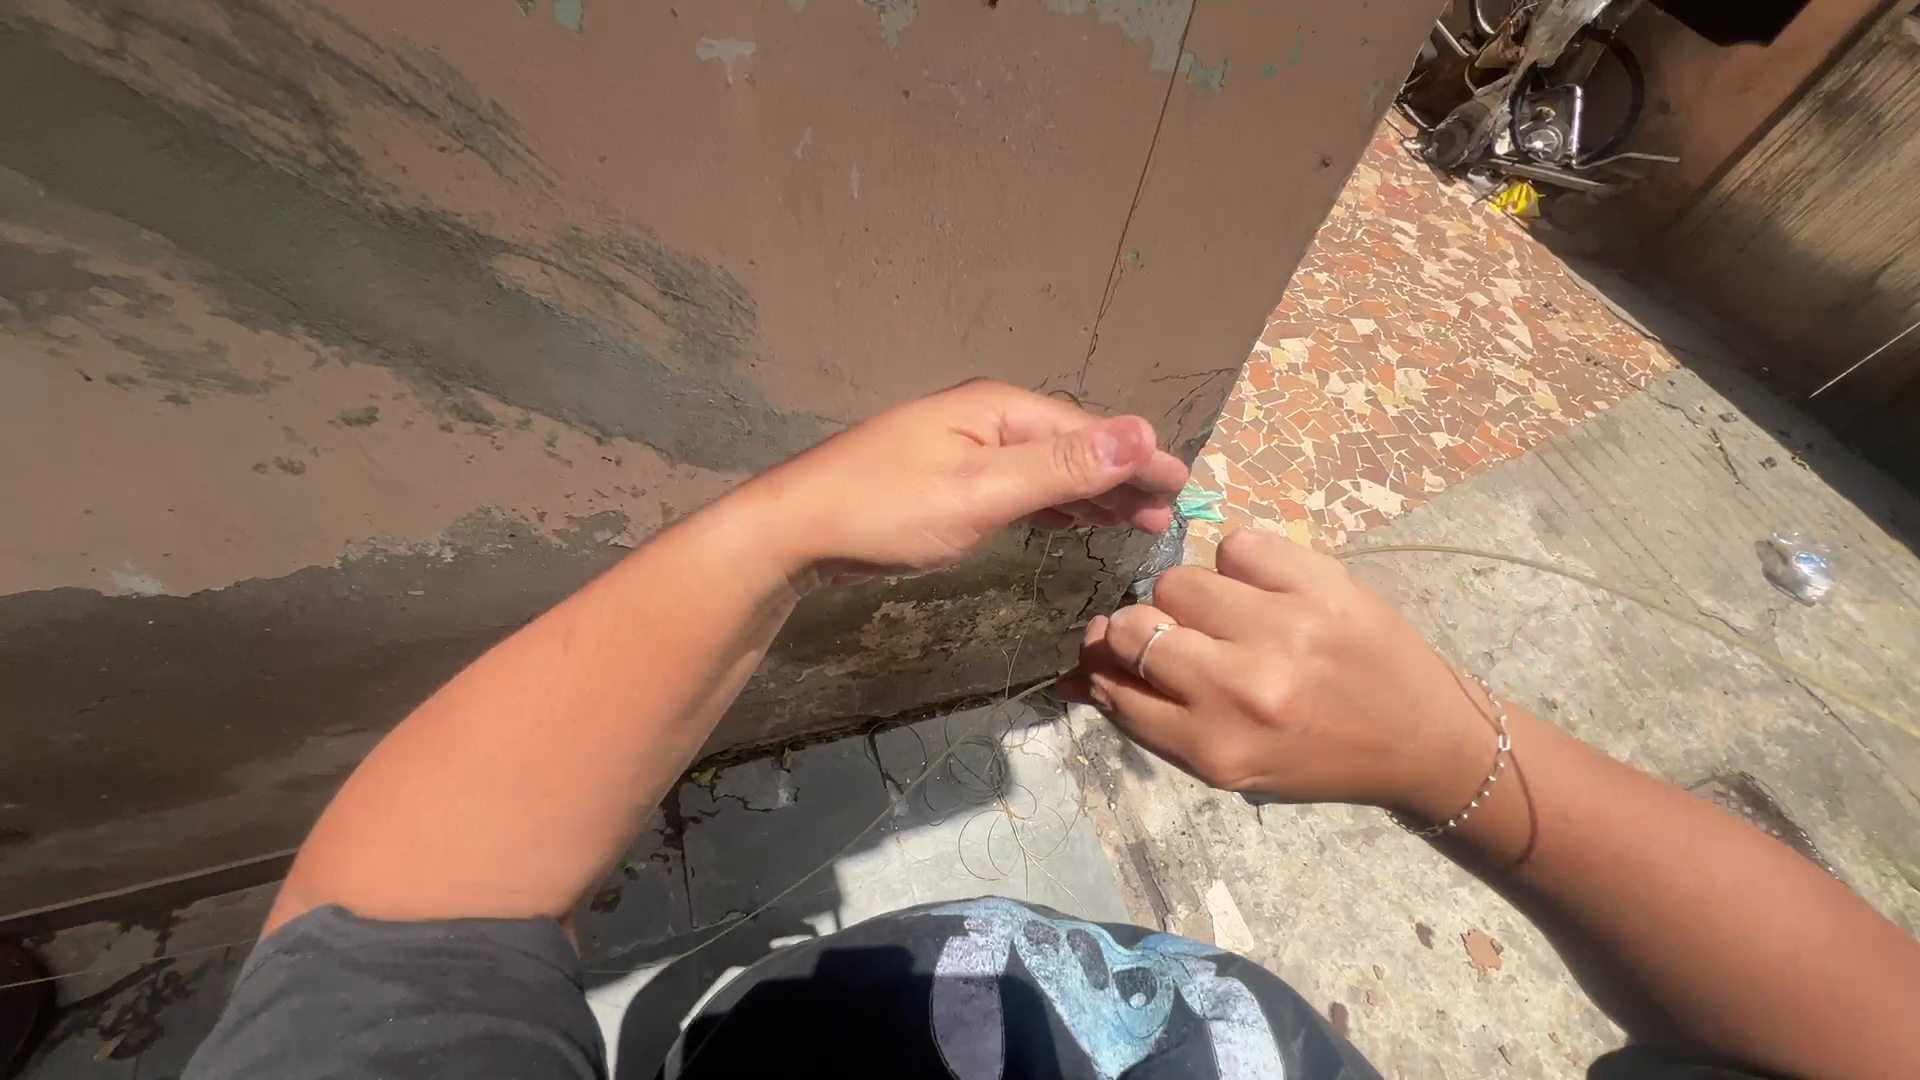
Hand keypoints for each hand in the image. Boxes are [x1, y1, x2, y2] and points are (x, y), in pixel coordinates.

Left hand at [749, 379, 1188, 578]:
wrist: (800, 529)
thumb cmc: (889, 510)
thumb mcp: (982, 491)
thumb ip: (1061, 466)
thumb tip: (1140, 432)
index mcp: (999, 410)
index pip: (1089, 432)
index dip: (1138, 458)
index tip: (1182, 485)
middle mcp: (986, 419)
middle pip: (1070, 446)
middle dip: (1119, 478)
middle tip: (1165, 513)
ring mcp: (964, 448)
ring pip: (1045, 468)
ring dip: (1089, 493)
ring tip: (1130, 520)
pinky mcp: (948, 479)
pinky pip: (1017, 486)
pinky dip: (1050, 503)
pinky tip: (1066, 519)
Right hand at [1059, 529, 1499, 820]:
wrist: (1428, 739)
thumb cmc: (1316, 756)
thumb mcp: (1226, 761)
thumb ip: (1150, 718)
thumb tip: (1077, 671)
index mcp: (1216, 748)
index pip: (1115, 687)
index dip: (1106, 664)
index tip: (1113, 655)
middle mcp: (1243, 690)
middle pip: (1136, 627)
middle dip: (1144, 629)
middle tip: (1181, 638)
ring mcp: (1284, 630)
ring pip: (1179, 582)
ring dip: (1193, 598)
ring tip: (1233, 616)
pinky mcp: (1323, 583)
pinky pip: (1236, 544)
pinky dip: (1242, 564)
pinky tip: (1268, 591)